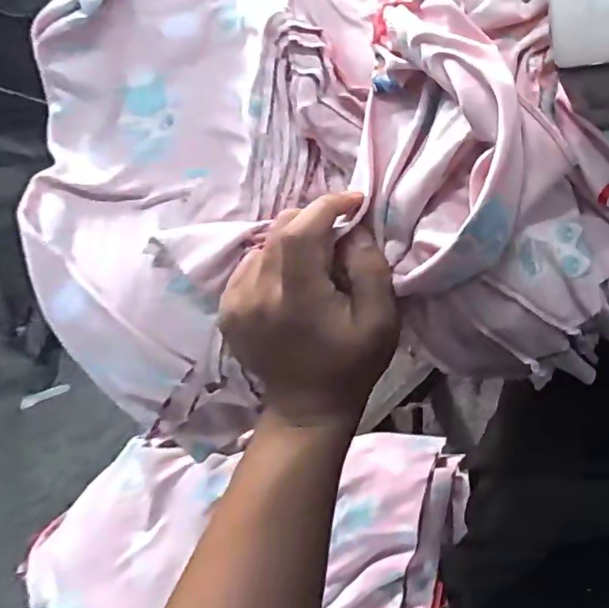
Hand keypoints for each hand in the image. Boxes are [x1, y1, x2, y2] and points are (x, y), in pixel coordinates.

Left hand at [220, 191, 399, 432]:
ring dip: (297, 236)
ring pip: (265, 242)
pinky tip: (299, 273)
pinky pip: (252, 261)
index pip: (300, 230)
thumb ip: (369, 268)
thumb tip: (354, 230)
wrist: (308, 406)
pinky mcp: (227, 307)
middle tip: (346, 230)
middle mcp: (255, 295)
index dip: (328, 205)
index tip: (356, 201)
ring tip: (324, 254)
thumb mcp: (381, 317)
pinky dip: (278, 254)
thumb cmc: (354, 362)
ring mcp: (235, 302)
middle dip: (316, 218)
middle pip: (280, 229)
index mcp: (296, 298)